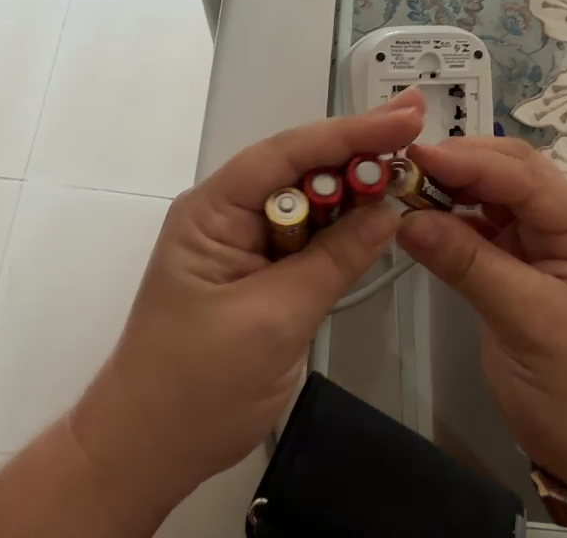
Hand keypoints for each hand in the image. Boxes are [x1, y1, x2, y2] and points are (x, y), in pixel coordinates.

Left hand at [69, 93, 424, 517]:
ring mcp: (243, 243)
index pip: (286, 154)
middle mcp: (227, 213)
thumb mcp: (273, 320)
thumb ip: (333, 261)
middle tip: (417, 128)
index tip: (404, 117)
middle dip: (357, 151)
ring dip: (355, 188)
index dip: (349, 132)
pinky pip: (308, 239)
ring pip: (309, 202)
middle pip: (300, 169)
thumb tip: (388, 211)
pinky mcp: (260, 273)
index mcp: (213, 210)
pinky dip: (343, 229)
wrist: (150, 450)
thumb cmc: (198, 385)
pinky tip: (379, 215)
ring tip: (409, 166)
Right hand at [395, 136, 566, 489]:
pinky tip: (417, 218)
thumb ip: (469, 264)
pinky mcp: (514, 269)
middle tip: (402, 165)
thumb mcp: (531, 325)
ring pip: (490, 198)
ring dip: (450, 189)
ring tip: (403, 186)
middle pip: (510, 176)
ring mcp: (540, 247)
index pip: (527, 178)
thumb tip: (405, 219)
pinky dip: (448, 221)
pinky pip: (478, 230)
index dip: (471, 161)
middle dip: (459, 165)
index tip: (416, 156)